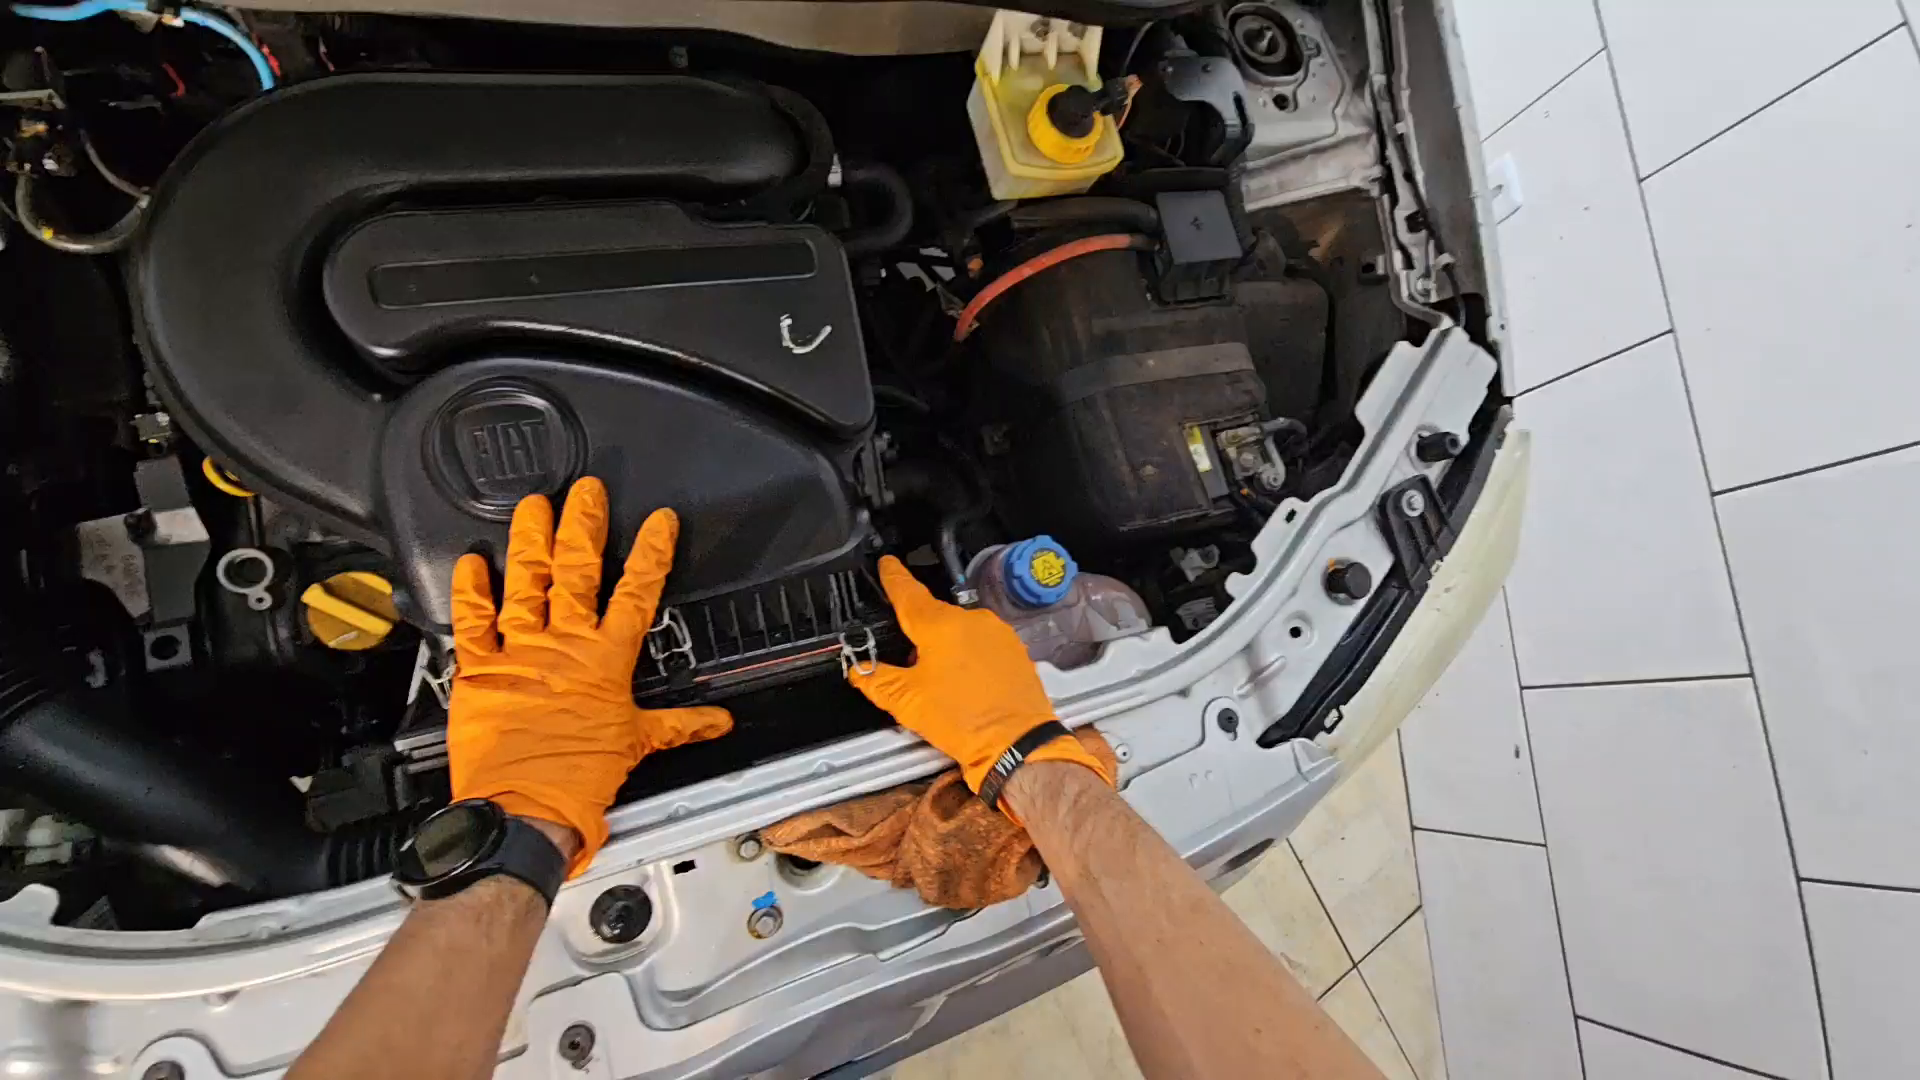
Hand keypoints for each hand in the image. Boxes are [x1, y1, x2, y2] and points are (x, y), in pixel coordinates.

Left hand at [448, 476, 731, 874]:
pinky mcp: (479, 670)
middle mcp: (564, 644)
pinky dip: (471, 591)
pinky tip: (474, 561)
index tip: (661, 520)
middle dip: (584, 525)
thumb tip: (719, 721)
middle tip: (586, 491)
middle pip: (577, 571)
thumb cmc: (581, 776)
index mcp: (606, 658)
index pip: (638, 591)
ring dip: (530, 541)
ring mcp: (519, 652)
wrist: (523, 810)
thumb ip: (681, 724)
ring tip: (534, 505)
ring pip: (526, 583)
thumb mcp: (639, 743)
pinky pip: (473, 622)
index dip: (652, 551)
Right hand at [848, 556, 1112, 799]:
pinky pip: (982, 645)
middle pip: (934, 617)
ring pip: (959, 631)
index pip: (908, 592)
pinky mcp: (1015, 650)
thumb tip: (860, 670)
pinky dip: (969, 658)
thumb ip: (876, 679)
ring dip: (946, 648)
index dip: (893, 577)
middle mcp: (971, 620)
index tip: (888, 564)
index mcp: (940, 625)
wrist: (1016, 743)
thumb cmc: (963, 720)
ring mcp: (997, 633)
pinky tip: (966, 686)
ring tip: (941, 684)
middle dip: (919, 634)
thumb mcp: (907, 701)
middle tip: (909, 663)